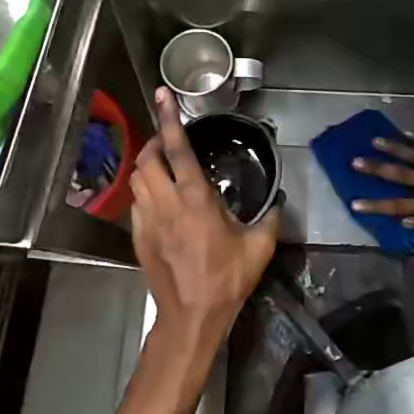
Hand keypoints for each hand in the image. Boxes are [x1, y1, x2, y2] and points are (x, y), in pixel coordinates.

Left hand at [129, 88, 279, 339]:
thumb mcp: (258, 249)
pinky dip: (143, 192)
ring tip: (162, 166)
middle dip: (154, 142)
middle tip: (168, 142)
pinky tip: (159, 200)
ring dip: (147, 166)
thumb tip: (278, 204)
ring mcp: (146, 219)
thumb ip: (270, 220)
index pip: (177, 150)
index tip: (163, 96)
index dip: (169, 119)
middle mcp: (166, 203)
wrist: (190, 317)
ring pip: (136, 178)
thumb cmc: (226, 281)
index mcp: (195, 200)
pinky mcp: (137, 235)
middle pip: (146, 158)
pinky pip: (135, 202)